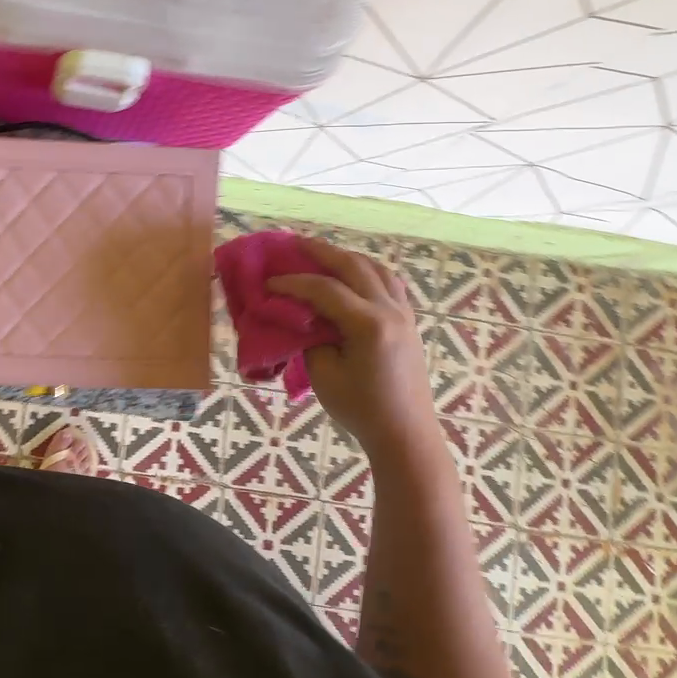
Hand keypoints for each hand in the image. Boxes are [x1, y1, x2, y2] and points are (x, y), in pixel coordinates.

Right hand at [266, 240, 436, 454]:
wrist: (404, 433)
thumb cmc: (360, 409)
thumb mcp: (323, 375)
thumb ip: (310, 339)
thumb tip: (301, 318)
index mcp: (368, 324)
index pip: (324, 290)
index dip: (293, 283)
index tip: (268, 283)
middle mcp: (390, 310)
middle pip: (354, 266)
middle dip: (322, 252)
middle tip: (294, 243)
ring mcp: (404, 314)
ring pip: (377, 270)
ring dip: (348, 257)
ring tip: (323, 254)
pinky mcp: (408, 323)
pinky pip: (389, 284)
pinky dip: (367, 272)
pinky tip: (354, 277)